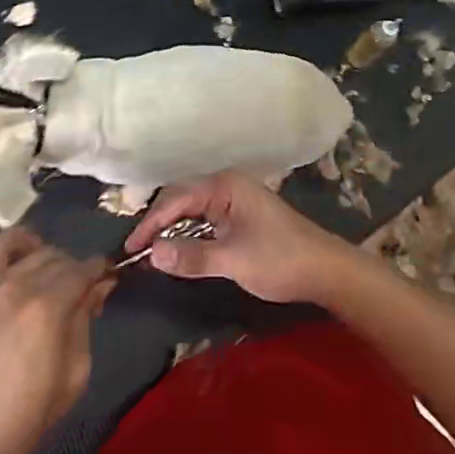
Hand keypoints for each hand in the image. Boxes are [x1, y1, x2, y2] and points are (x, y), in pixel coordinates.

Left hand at [0, 227, 112, 453]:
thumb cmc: (27, 413)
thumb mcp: (75, 373)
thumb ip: (86, 321)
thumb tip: (99, 286)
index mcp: (50, 306)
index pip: (86, 268)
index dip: (102, 271)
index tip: (108, 281)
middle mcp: (21, 286)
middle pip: (62, 257)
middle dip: (78, 270)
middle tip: (83, 294)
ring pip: (35, 250)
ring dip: (52, 258)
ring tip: (54, 279)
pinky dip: (18, 243)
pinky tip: (27, 256)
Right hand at [123, 171, 361, 303]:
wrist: (324, 268)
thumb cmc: (280, 259)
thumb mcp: (233, 260)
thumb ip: (192, 256)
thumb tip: (152, 254)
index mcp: (226, 185)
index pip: (177, 198)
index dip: (151, 223)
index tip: (130, 249)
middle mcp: (229, 185)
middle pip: (183, 198)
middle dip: (159, 223)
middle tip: (136, 251)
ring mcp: (236, 200)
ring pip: (193, 210)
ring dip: (173, 229)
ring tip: (151, 252)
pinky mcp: (241, 216)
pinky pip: (206, 219)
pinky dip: (190, 234)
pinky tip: (180, 251)